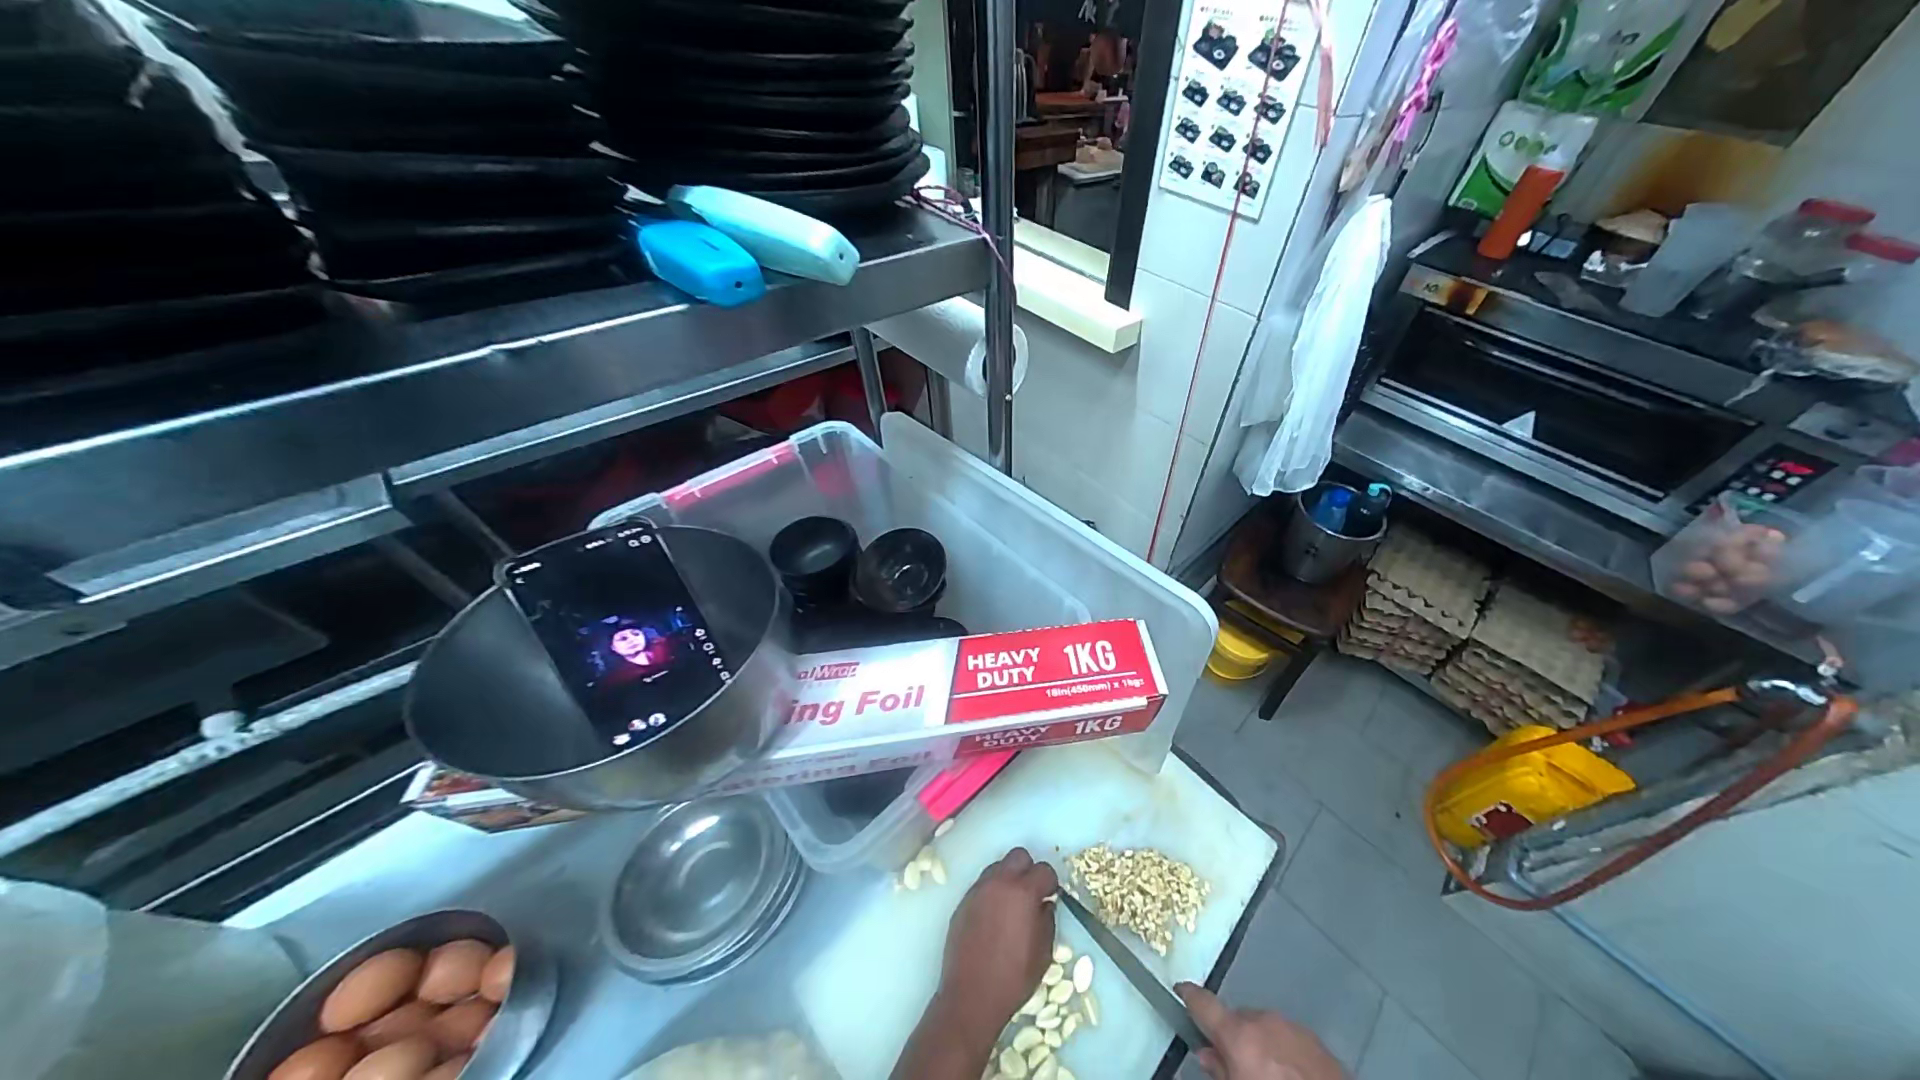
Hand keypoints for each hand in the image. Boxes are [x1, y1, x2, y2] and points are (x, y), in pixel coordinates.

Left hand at [933, 847, 1058, 1043]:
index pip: (1044, 869)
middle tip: (1031, 894)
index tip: (1050, 896)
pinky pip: (982, 884)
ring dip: (1008, 878)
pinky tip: (994, 916)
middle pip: (1018, 856)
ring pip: (998, 866)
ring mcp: (978, 890)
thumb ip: (1047, 920)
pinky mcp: (963, 901)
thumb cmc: (1014, 978)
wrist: (971, 995)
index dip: (1050, 883)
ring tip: (1011, 905)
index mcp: (1023, 892)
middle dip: (1029, 870)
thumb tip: (1045, 904)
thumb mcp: (1044, 953)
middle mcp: (999, 883)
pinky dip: (992, 891)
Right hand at [1176, 983, 1344, 1079]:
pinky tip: (1289, 1074)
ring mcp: (1292, 1028)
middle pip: (1237, 1018)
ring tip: (1265, 1072)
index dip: (1188, 995)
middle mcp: (1262, 1021)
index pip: (1203, 1003)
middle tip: (1234, 1063)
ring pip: (1264, 1027)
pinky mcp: (1316, 1042)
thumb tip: (1207, 1055)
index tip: (1180, 990)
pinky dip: (1282, 1049)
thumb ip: (1219, 1071)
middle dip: (1232, 1036)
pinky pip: (1288, 1038)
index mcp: (1238, 1034)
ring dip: (1259, 1042)